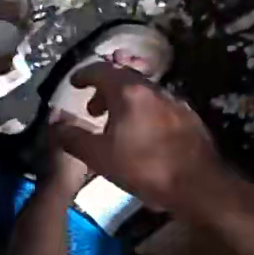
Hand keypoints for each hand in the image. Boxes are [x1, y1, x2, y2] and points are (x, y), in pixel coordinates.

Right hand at [50, 62, 232, 218]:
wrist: (199, 184)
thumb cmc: (144, 167)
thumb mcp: (99, 157)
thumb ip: (73, 139)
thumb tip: (54, 125)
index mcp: (128, 92)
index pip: (101, 70)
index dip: (84, 75)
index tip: (74, 84)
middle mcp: (152, 90)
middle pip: (124, 79)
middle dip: (104, 90)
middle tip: (92, 108)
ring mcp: (174, 103)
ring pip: (143, 93)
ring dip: (124, 103)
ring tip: (115, 125)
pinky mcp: (189, 118)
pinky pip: (158, 107)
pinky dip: (143, 113)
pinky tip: (142, 136)